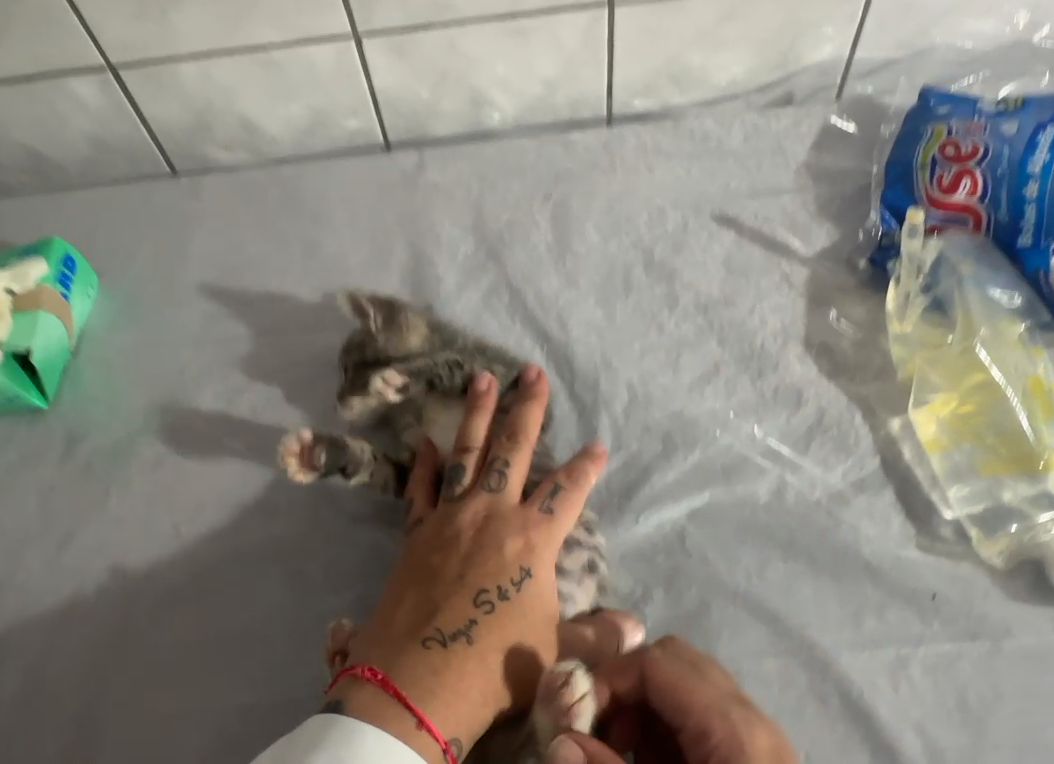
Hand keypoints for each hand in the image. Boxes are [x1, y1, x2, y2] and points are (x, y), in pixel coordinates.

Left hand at [325, 366, 607, 761]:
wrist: (416, 683)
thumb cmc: (494, 667)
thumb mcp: (554, 652)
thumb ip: (596, 636)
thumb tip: (637, 628)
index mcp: (531, 539)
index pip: (567, 492)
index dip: (585, 467)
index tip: (597, 442)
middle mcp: (491, 515)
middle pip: (513, 451)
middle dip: (526, 408)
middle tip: (531, 371)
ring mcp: (450, 518)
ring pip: (467, 455)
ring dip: (476, 415)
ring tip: (481, 378)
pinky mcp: (416, 533)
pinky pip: (421, 489)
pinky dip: (424, 464)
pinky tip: (425, 440)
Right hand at [547, 636, 798, 763]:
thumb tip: (560, 743)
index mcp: (733, 730)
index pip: (657, 662)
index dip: (609, 681)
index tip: (577, 723)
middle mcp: (752, 720)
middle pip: (675, 661)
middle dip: (626, 689)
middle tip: (599, 738)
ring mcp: (758, 738)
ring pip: (687, 686)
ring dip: (643, 710)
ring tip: (620, 758)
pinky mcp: (754, 758)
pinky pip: (701, 718)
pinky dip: (665, 731)